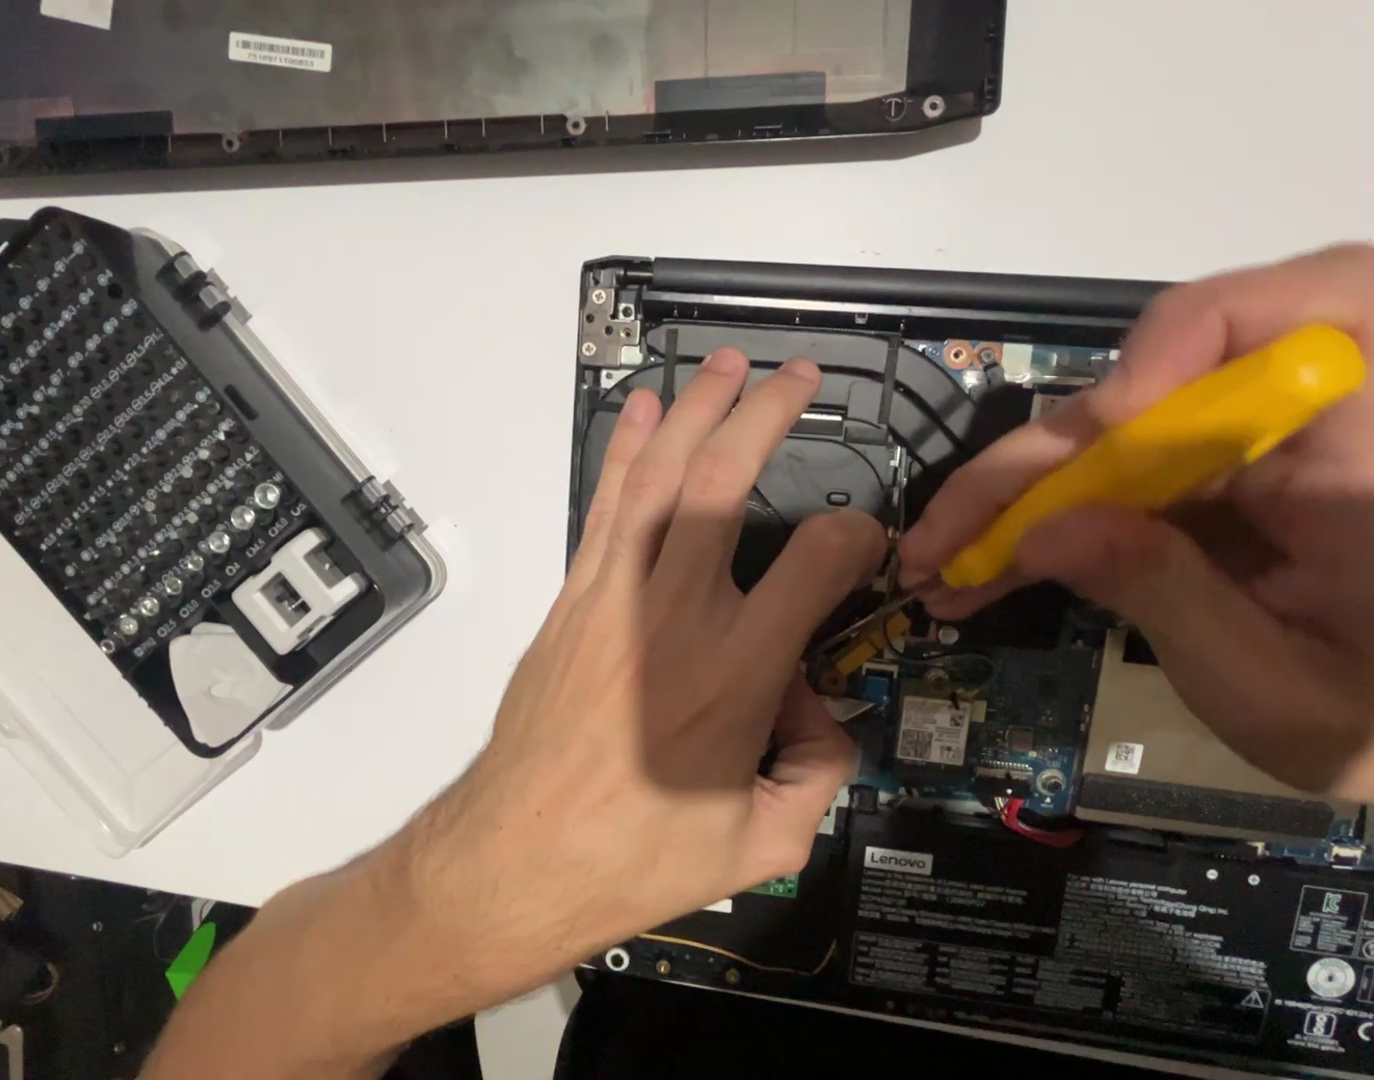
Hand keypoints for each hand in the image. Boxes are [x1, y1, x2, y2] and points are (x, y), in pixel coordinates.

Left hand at [411, 348, 884, 979]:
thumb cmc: (635, 858)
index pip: (816, 562)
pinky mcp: (573, 599)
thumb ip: (816, 774)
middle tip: (796, 376)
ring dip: (694, 410)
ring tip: (726, 364)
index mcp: (736, 673)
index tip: (862, 542)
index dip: (856, 537)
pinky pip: (605, 508)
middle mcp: (676, 615)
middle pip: (723, 484)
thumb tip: (820, 713)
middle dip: (765, 416)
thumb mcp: (760, 844)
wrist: (511, 860)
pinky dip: (624, 451)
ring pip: (658, 477)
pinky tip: (641, 411)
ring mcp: (614, 597)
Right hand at [899, 245, 1373, 807]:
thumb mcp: (1274, 689)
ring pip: (1093, 442)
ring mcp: (1229, 458)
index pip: (1315, 306)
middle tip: (941, 539)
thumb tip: (1042, 531)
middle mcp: (1290, 433)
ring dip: (1003, 499)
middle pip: (1140, 393)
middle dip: (1028, 463)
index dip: (1196, 331)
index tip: (1113, 419)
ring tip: (933, 566)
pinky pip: (1090, 489)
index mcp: (1367, 459)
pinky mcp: (1187, 490)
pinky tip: (971, 576)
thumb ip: (1163, 595)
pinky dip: (1025, 530)